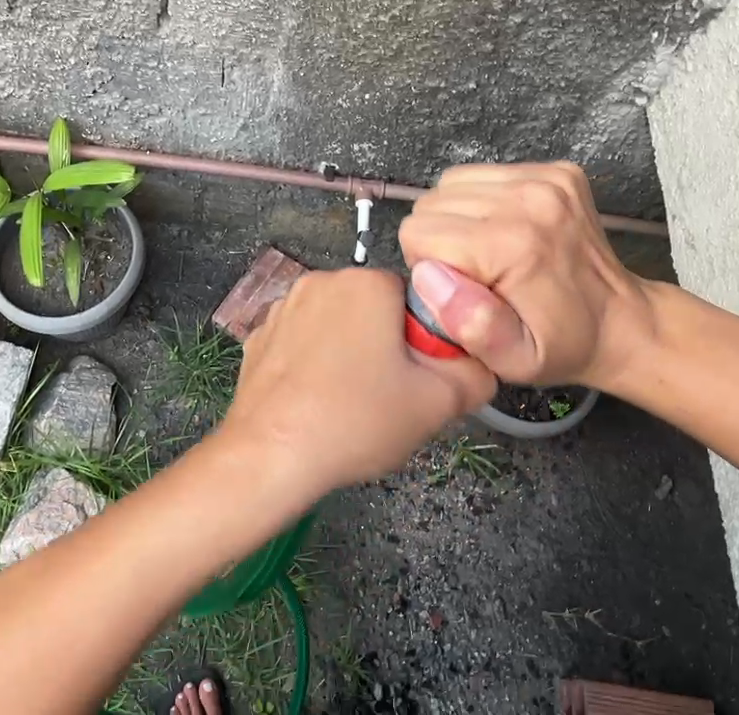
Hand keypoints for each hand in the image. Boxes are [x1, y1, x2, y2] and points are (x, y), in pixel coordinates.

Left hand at [216, 268, 495, 500]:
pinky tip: (316, 402)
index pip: (415, 299)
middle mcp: (321, 282)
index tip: (418, 378)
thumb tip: (479, 363)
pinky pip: (301, 342)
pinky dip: (312, 365)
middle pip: (374, 310)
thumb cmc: (355, 421)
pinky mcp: (258, 336)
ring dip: (348, 354)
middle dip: (386, 347)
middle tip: (390, 396)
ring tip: (350, 404)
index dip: (424, 342)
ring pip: (336, 326)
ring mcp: (282, 307)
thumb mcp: (438, 403)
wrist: (271, 456)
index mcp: (366, 283)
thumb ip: (474, 374)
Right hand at [397, 162, 655, 388]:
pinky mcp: (556, 171)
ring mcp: (545, 180)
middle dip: (438, 238)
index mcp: (512, 245)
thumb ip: (468, 323)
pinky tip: (508, 231)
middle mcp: (528, 200)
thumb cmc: (563, 345)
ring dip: (457, 216)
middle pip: (431, 202)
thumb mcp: (513, 361)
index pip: (418, 231)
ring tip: (487, 250)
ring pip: (451, 183)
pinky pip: (484, 174)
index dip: (426, 264)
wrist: (623, 322)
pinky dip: (483, 201)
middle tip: (471, 272)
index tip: (456, 288)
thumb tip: (429, 276)